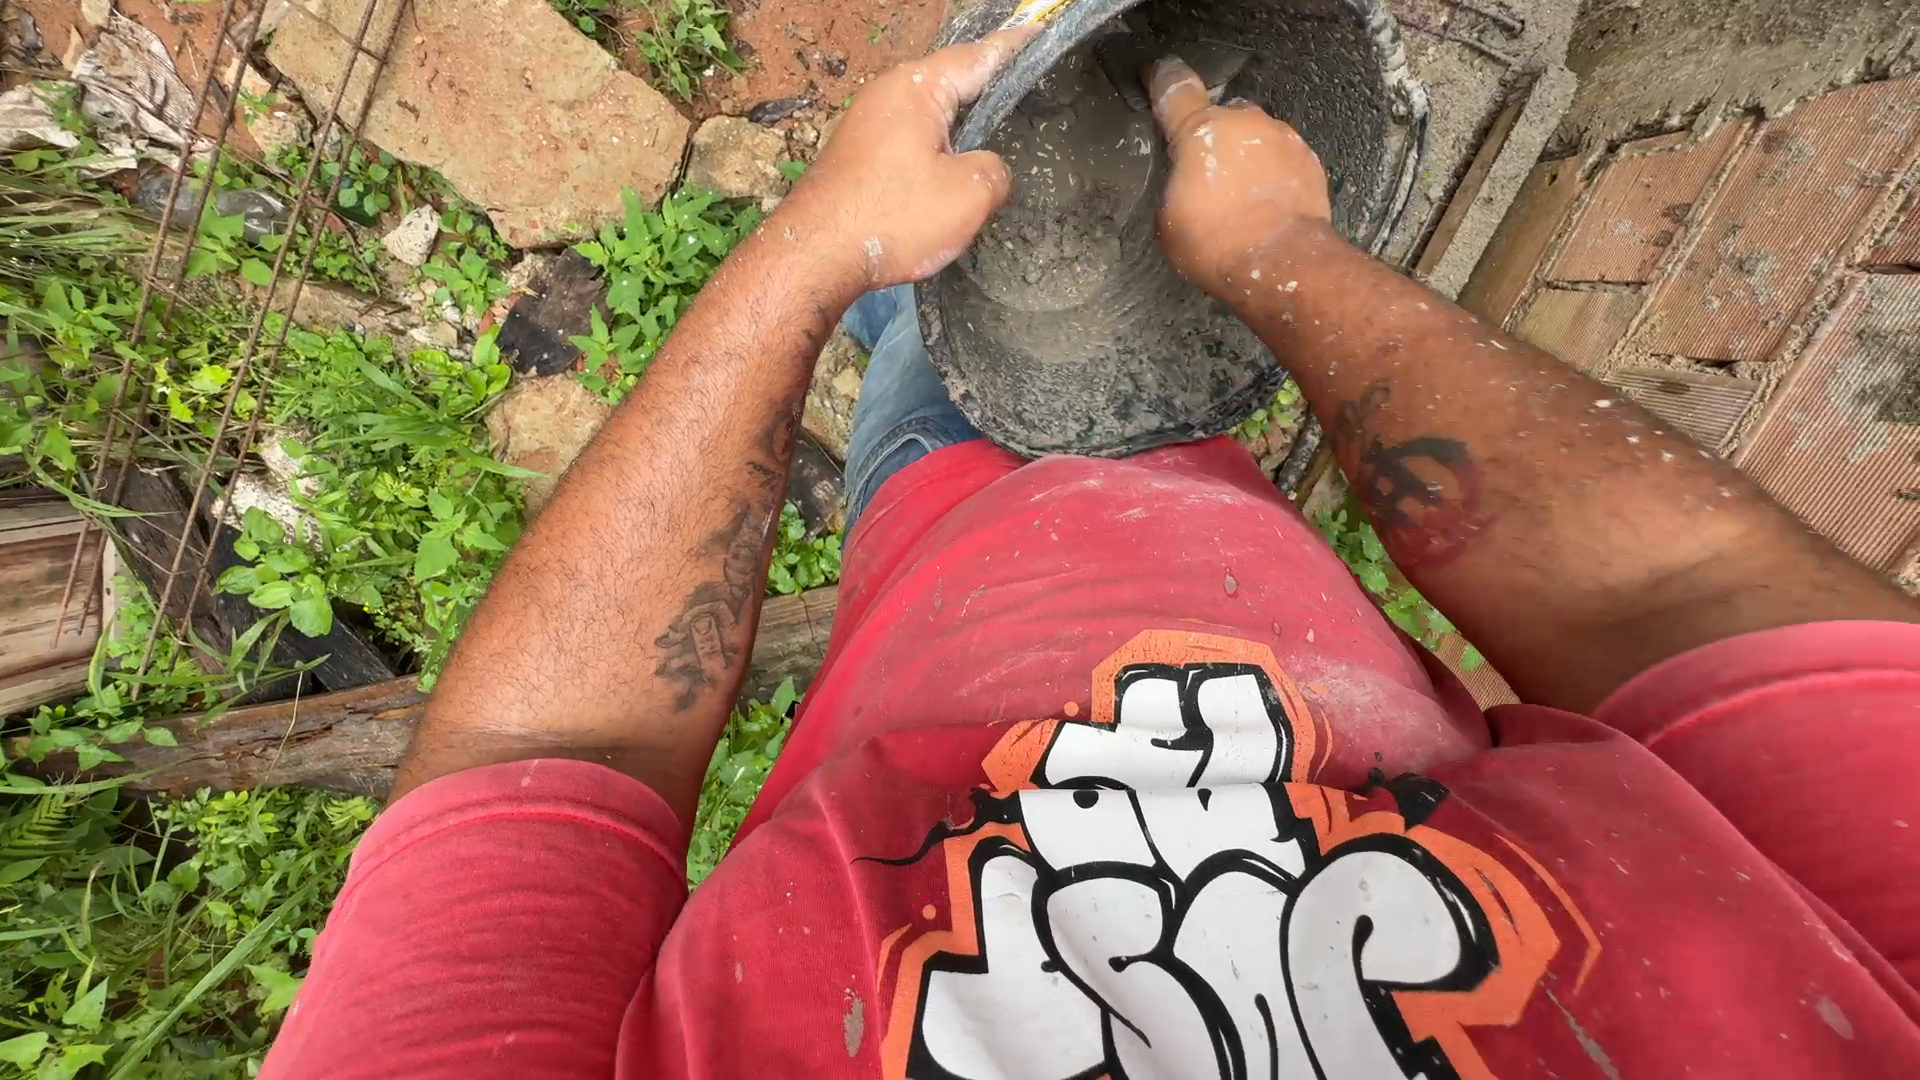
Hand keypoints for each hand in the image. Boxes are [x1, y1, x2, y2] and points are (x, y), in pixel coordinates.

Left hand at [773, 27, 1035, 289]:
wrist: (817, 254)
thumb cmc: (893, 217)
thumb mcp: (968, 196)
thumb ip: (995, 172)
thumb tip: (988, 169)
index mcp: (918, 88)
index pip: (977, 58)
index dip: (1012, 48)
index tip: (1037, 32)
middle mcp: (887, 96)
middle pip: (950, 91)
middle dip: (982, 99)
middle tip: (1015, 107)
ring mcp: (866, 128)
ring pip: (927, 125)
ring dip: (953, 141)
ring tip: (979, 160)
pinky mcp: (855, 160)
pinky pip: (906, 151)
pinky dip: (929, 164)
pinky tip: (938, 189)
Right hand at [1147, 57, 1332, 297]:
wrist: (1277, 263)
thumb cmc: (1215, 244)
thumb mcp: (1167, 223)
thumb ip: (1173, 188)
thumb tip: (1186, 184)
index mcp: (1199, 132)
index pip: (1174, 89)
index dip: (1160, 79)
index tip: (1153, 75)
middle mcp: (1243, 122)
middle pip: (1221, 117)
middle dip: (1211, 141)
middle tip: (1202, 179)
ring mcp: (1281, 137)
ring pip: (1253, 137)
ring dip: (1242, 160)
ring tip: (1234, 201)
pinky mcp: (1306, 159)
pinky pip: (1279, 159)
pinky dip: (1267, 177)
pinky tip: (1260, 207)